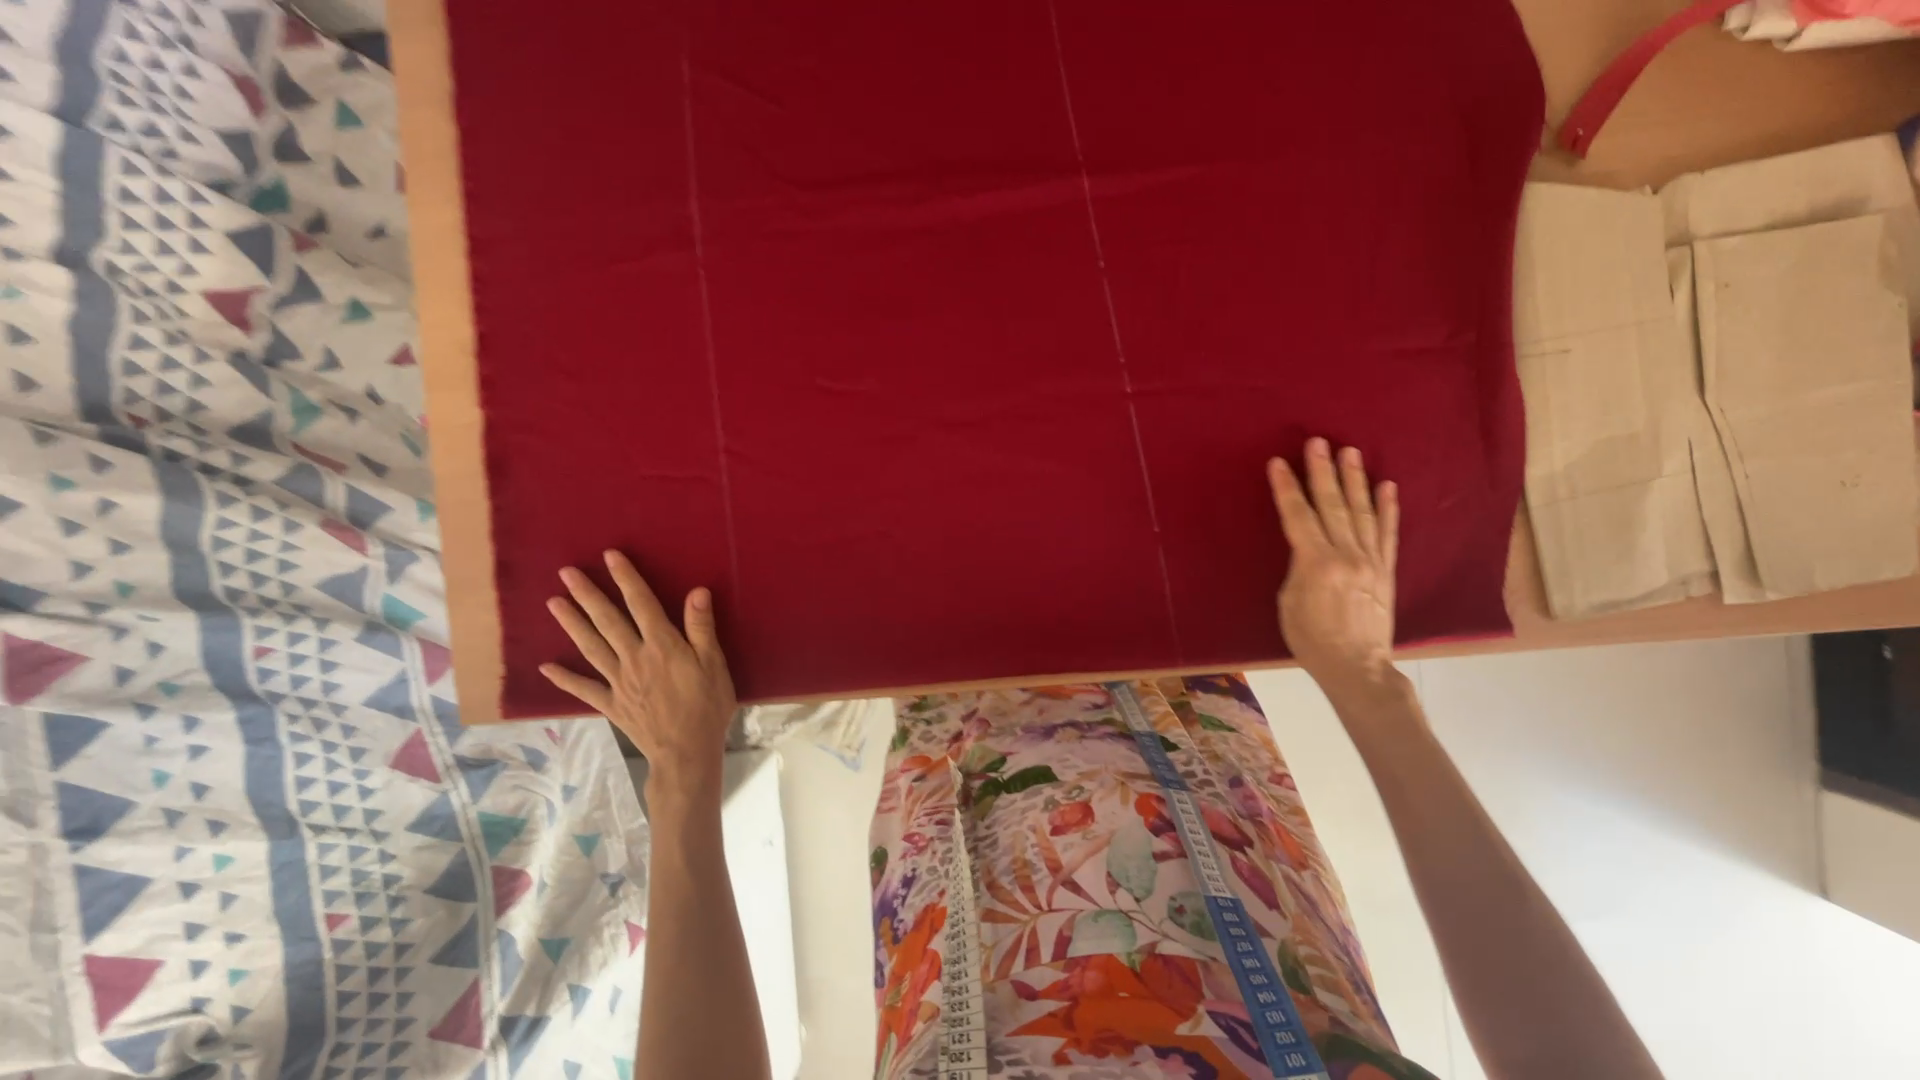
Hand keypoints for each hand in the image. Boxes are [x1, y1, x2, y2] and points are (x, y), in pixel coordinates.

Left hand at [540, 551, 735, 793]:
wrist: (686, 752)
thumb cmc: (707, 706)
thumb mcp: (713, 664)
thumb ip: (701, 628)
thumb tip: (696, 592)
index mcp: (661, 645)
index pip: (641, 604)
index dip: (626, 578)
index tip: (610, 556)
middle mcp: (634, 657)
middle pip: (607, 620)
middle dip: (587, 595)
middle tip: (566, 573)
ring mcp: (618, 681)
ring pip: (591, 646)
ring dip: (572, 624)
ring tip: (553, 603)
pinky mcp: (611, 704)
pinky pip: (583, 689)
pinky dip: (563, 678)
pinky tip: (545, 667)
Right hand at [1267, 438, 1400, 696]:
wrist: (1356, 667)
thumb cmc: (1311, 640)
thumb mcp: (1288, 603)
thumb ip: (1298, 569)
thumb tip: (1307, 548)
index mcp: (1316, 563)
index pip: (1298, 516)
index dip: (1286, 488)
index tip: (1279, 462)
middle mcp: (1346, 554)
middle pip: (1332, 505)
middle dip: (1322, 471)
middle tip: (1318, 442)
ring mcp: (1370, 560)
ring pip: (1362, 511)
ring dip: (1354, 480)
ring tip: (1350, 452)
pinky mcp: (1386, 570)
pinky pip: (1388, 533)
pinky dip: (1388, 509)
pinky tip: (1386, 486)